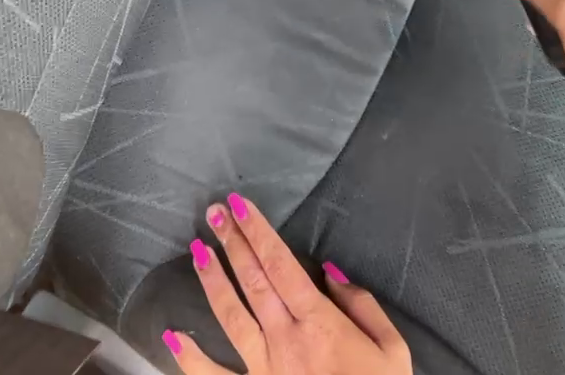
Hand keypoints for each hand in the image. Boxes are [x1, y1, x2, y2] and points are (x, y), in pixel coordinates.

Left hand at [166, 192, 411, 374]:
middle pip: (253, 282)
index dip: (257, 232)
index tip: (238, 205)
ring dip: (212, 281)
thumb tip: (331, 271)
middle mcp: (286, 342)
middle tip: (213, 212)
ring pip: (231, 317)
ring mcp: (264, 371)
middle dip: (232, 243)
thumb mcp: (392, 352)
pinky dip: (191, 359)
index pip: (280, 265)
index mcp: (320, 324)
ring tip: (196, 249)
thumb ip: (363, 306)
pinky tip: (172, 335)